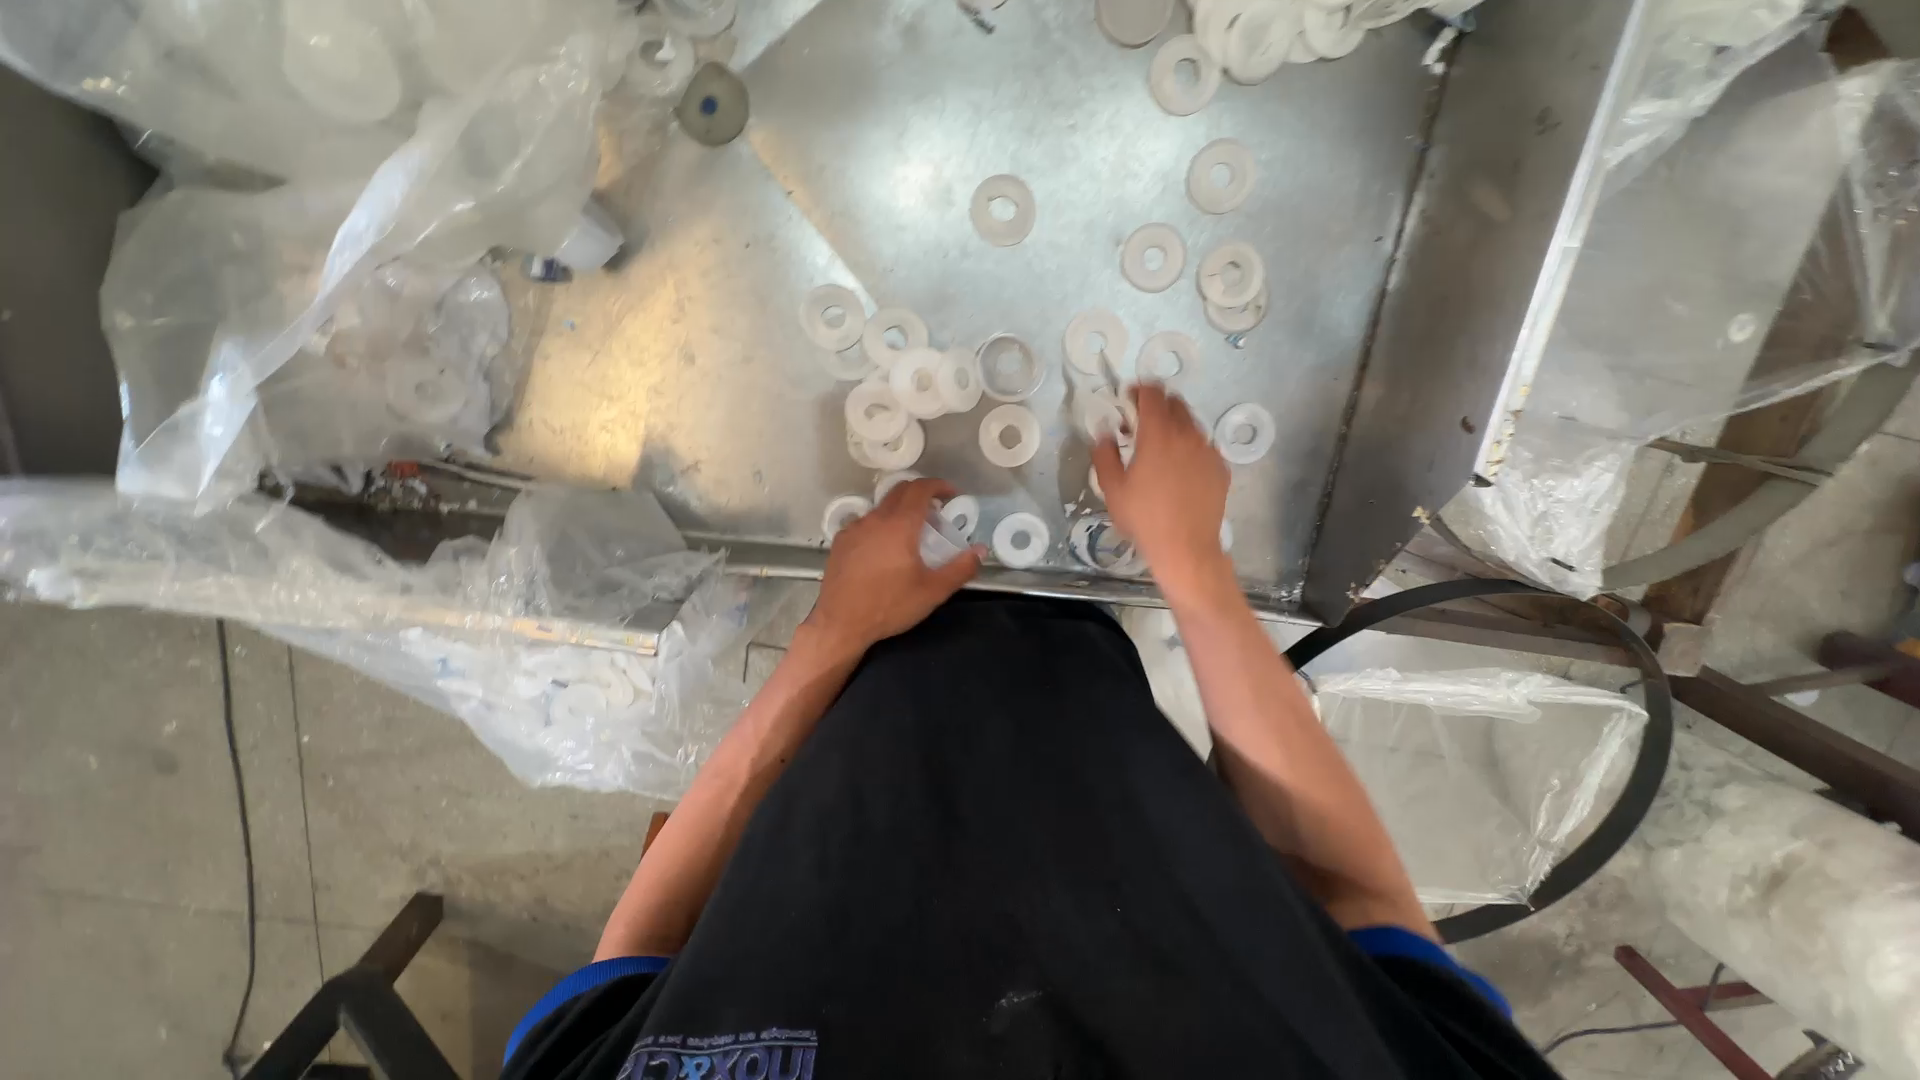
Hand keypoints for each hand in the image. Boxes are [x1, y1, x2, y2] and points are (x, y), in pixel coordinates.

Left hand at [802, 477, 984, 656]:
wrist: (840, 624)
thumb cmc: (889, 606)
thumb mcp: (932, 591)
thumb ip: (960, 568)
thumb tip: (980, 551)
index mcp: (900, 525)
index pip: (920, 489)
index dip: (939, 485)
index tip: (951, 494)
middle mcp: (875, 519)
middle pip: (900, 491)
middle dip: (921, 494)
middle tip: (936, 512)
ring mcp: (853, 530)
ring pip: (881, 508)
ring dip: (900, 511)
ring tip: (912, 534)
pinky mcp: (840, 543)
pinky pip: (865, 524)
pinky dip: (881, 526)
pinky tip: (884, 550)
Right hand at [1092, 382, 1231, 596]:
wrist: (1186, 548)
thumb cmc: (1144, 518)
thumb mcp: (1112, 489)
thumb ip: (1104, 454)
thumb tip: (1104, 434)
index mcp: (1158, 434)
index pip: (1153, 393)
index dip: (1139, 389)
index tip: (1129, 397)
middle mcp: (1187, 435)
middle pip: (1175, 403)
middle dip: (1157, 405)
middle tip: (1140, 424)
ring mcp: (1208, 451)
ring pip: (1191, 424)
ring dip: (1174, 426)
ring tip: (1160, 449)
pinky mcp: (1220, 468)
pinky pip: (1203, 447)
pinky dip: (1190, 447)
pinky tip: (1179, 470)